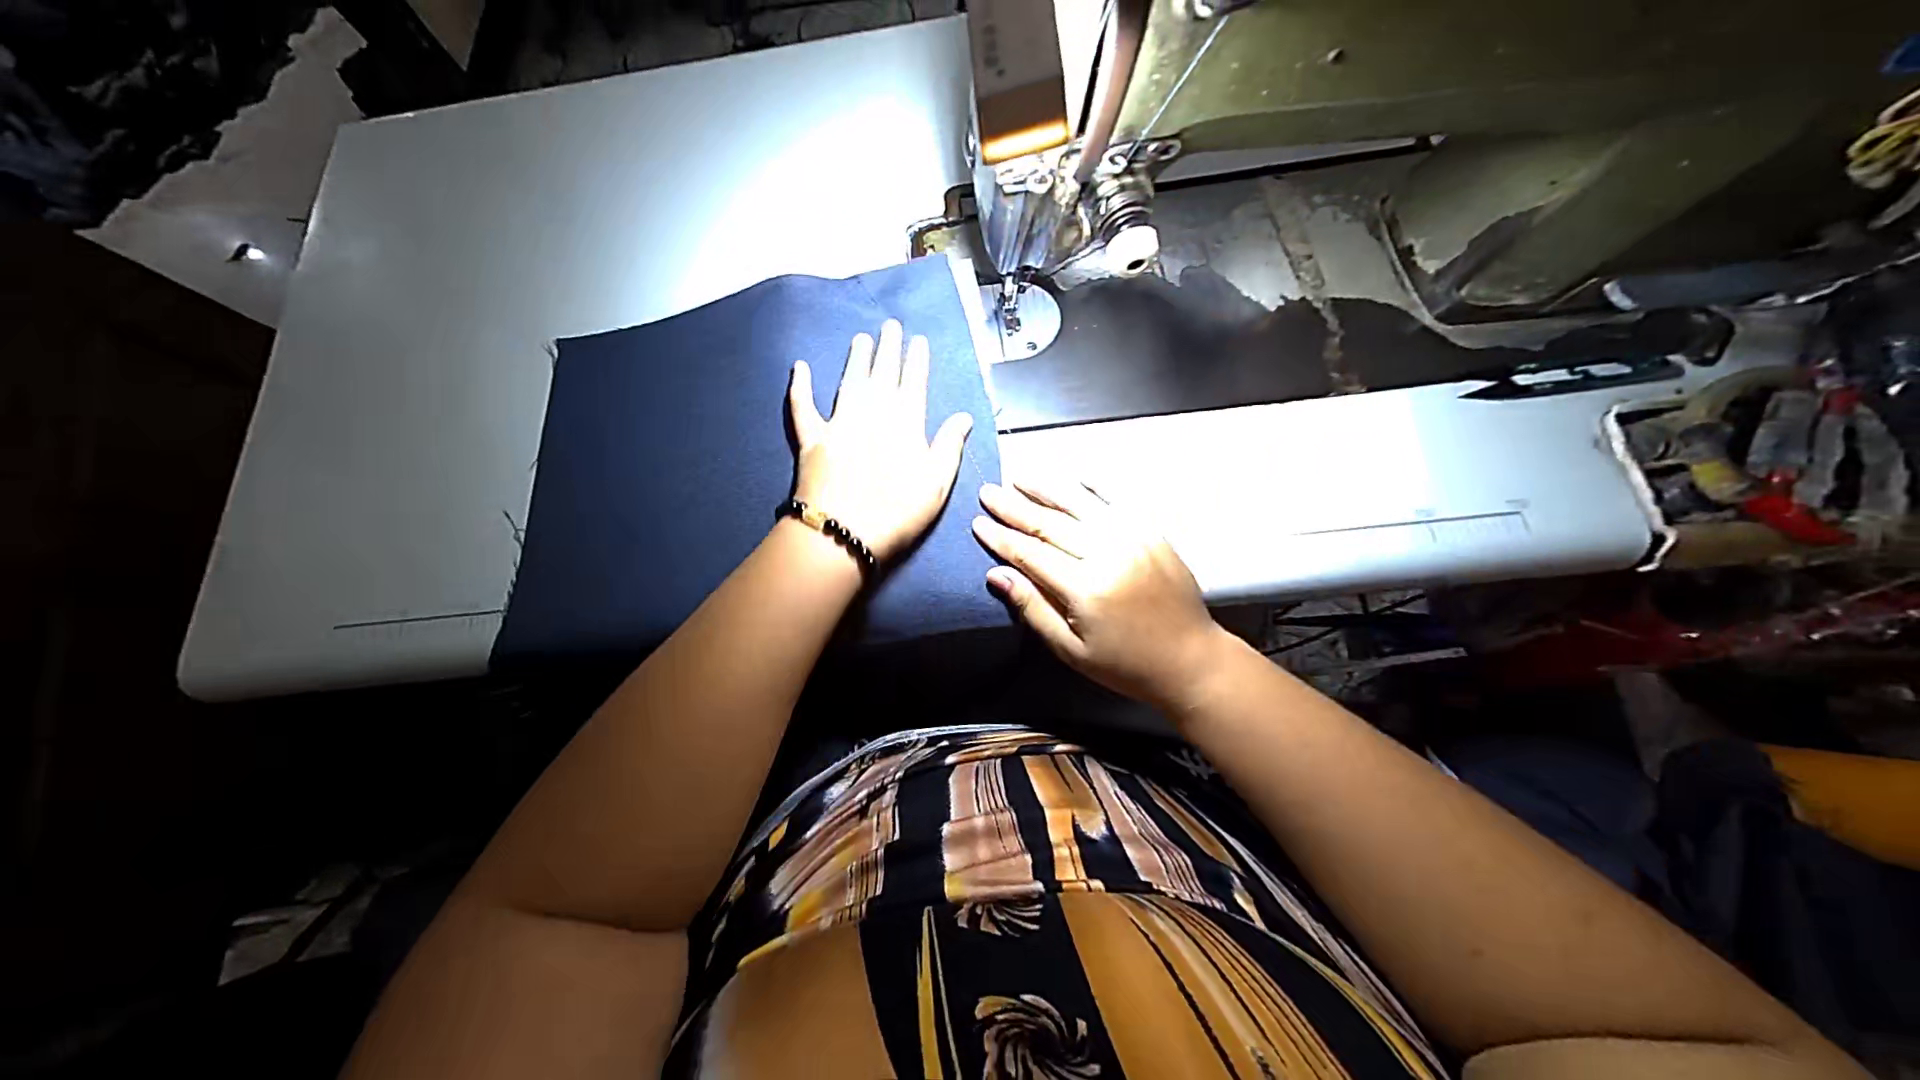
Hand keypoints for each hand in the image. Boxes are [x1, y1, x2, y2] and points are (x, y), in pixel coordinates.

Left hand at [788, 320, 973, 562]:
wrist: (844, 534)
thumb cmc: (897, 513)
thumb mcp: (937, 483)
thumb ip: (949, 446)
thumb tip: (963, 418)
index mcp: (906, 424)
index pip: (913, 383)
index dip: (916, 361)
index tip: (917, 341)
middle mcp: (872, 414)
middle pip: (882, 374)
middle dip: (888, 349)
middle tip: (890, 326)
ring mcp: (839, 424)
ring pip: (849, 382)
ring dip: (855, 359)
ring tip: (861, 339)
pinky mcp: (811, 439)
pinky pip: (802, 406)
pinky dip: (800, 386)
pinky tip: (800, 368)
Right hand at [973, 478, 1231, 712]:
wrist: (1191, 660)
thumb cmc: (1125, 664)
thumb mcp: (1071, 649)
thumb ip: (1033, 609)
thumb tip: (996, 574)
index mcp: (1086, 588)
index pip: (1031, 554)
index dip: (1001, 538)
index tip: (978, 523)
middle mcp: (1109, 554)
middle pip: (1051, 523)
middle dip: (1015, 506)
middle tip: (988, 491)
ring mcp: (1134, 539)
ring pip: (1081, 504)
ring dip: (1048, 488)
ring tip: (1020, 477)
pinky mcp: (1153, 534)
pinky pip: (1118, 501)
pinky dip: (1092, 487)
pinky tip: (1073, 477)